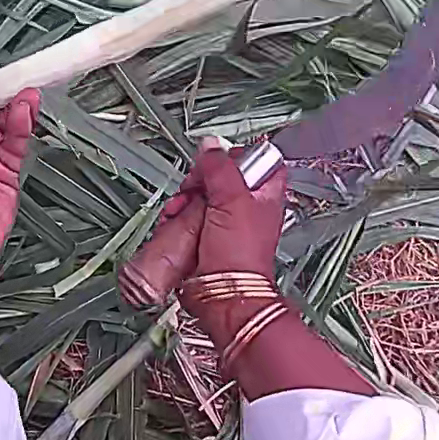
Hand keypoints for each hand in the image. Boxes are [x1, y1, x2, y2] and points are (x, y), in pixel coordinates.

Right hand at [167, 141, 285, 339]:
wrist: (221, 292)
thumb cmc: (239, 255)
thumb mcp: (232, 199)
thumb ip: (220, 168)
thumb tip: (210, 147)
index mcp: (264, 195)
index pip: (257, 162)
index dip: (237, 157)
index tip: (219, 162)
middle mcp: (245, 207)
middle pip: (219, 177)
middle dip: (199, 181)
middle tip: (195, 188)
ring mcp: (222, 223)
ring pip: (199, 196)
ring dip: (184, 199)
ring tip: (181, 208)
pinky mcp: (202, 237)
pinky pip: (185, 216)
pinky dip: (176, 216)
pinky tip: (174, 221)